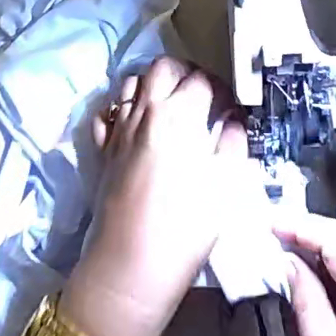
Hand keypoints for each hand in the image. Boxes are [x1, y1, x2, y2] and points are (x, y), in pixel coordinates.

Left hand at [66, 56, 246, 335]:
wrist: (131, 268)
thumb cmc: (187, 226)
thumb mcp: (227, 182)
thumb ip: (233, 142)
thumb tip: (232, 122)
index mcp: (180, 116)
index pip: (203, 80)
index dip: (221, 89)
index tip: (230, 107)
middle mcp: (145, 113)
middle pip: (164, 67)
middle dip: (187, 73)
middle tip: (202, 95)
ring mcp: (119, 130)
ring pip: (131, 82)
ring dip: (154, 84)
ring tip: (172, 104)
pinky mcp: (102, 151)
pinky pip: (108, 113)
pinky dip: (123, 108)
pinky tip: (138, 123)